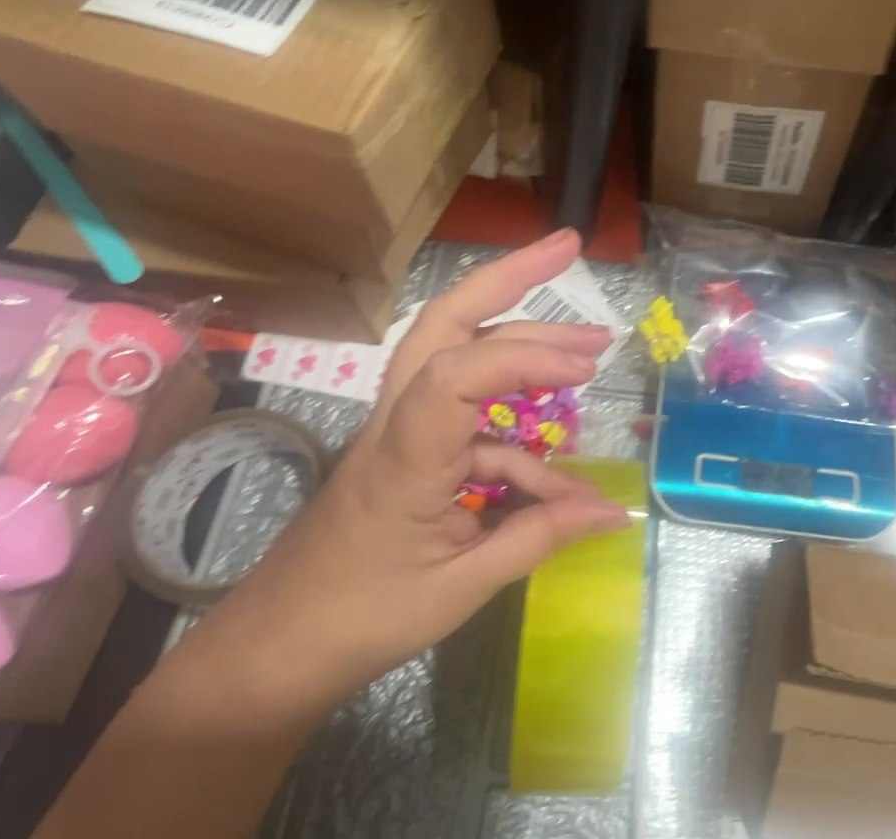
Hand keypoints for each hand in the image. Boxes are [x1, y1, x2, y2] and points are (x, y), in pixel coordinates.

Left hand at [202, 228, 628, 703]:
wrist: (280, 645)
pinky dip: (520, 443)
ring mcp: (401, 432)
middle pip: (444, 322)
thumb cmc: (362, 617)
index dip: (525, 357)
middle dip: (508, 277)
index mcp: (405, 456)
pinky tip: (560, 483)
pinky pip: (471, 426)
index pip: (456, 374)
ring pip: (456, 357)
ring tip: (591, 352)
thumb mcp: (462, 586)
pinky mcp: (408, 451)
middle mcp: (398, 423)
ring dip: (523, 344)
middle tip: (570, 250)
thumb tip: (615, 514)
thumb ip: (539, 538)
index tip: (585, 368)